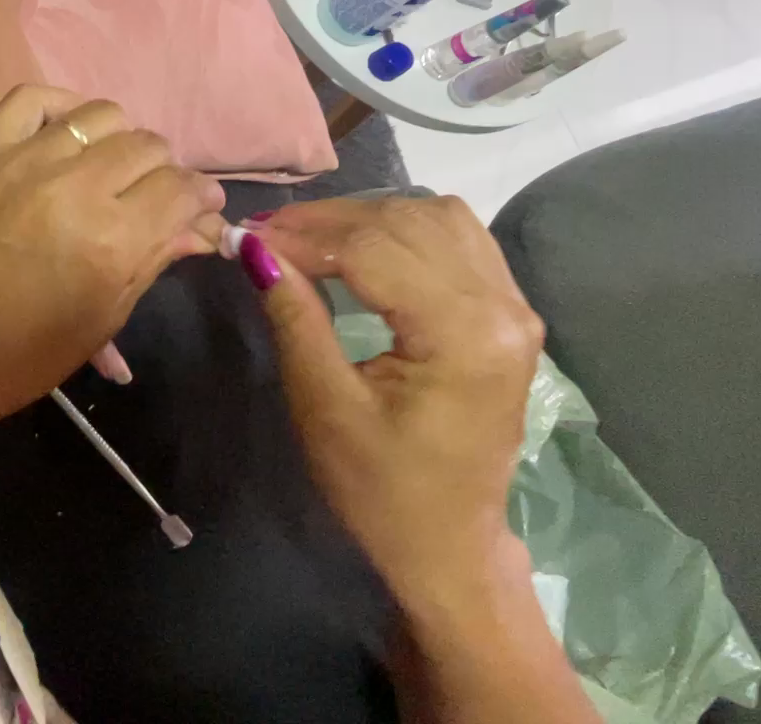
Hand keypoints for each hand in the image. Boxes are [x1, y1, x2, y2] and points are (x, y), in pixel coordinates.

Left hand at [0, 86, 228, 444]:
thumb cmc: (23, 356)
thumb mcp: (102, 317)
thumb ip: (154, 259)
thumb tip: (201, 226)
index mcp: (110, 240)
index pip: (181, 189)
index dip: (201, 198)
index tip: (201, 209)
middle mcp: (72, 188)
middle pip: (147, 146)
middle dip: (164, 172)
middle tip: (153, 198)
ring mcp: (22, 161)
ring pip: (101, 114)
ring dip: (119, 139)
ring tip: (110, 168)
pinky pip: (33, 99)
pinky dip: (60, 109)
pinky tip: (67, 134)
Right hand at [242, 197, 544, 609]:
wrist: (446, 543)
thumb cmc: (378, 486)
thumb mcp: (322, 403)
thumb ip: (294, 315)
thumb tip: (252, 246)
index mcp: (463, 335)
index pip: (374, 249)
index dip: (303, 234)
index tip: (246, 235)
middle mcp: (504, 308)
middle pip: (406, 221)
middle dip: (327, 220)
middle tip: (266, 235)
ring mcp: (514, 306)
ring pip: (435, 217)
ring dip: (364, 216)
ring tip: (306, 238)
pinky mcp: (506, 313)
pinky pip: (455, 237)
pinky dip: (400, 227)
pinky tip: (360, 244)